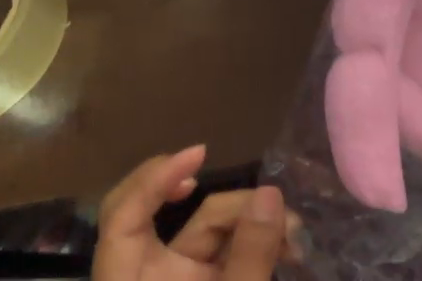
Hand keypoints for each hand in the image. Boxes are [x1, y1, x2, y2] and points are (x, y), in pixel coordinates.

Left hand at [94, 146, 303, 280]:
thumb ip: (249, 257)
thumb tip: (270, 195)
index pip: (123, 221)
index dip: (152, 181)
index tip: (199, 154)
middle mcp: (153, 276)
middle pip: (184, 216)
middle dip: (236, 205)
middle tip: (277, 210)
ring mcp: (181, 279)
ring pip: (216, 227)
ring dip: (260, 222)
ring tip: (297, 240)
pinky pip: (233, 246)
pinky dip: (262, 240)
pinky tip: (291, 249)